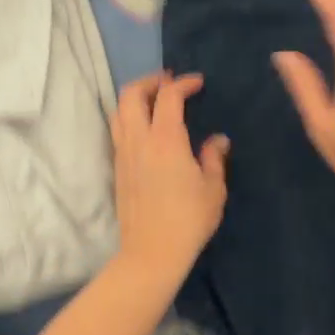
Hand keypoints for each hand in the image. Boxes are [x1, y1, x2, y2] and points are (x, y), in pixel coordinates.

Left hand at [110, 71, 229, 277]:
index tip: (198, 83)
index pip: (169, 96)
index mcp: (165, 140)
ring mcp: (123, 154)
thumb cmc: (189, 220)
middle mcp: (139, 140)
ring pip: (118, 111)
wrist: (151, 252)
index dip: (183, 83)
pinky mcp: (118, 169)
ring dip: (135, 98)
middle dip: (150, 81)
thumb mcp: (213, 189)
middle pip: (132, 94)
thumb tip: (217, 140)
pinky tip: (146, 130)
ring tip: (154, 101)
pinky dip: (129, 118)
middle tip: (169, 82)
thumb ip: (214, 158)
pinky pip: (118, 131)